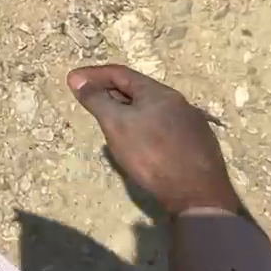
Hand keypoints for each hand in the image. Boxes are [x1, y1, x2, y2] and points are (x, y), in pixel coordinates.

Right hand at [67, 64, 242, 215]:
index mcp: (159, 93)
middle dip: (108, 91)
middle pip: (136, 89)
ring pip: (150, 109)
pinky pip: (163, 126)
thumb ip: (95, 98)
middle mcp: (179, 103)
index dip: (93, 75)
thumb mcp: (114, 123)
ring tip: (108, 120)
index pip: (120, 73)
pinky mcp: (198, 146)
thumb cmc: (151, 153)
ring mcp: (192, 125)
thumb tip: (78, 80)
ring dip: (126, 109)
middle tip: (88, 99)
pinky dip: (143, 125)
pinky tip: (137, 140)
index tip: (72, 81)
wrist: (198, 197)